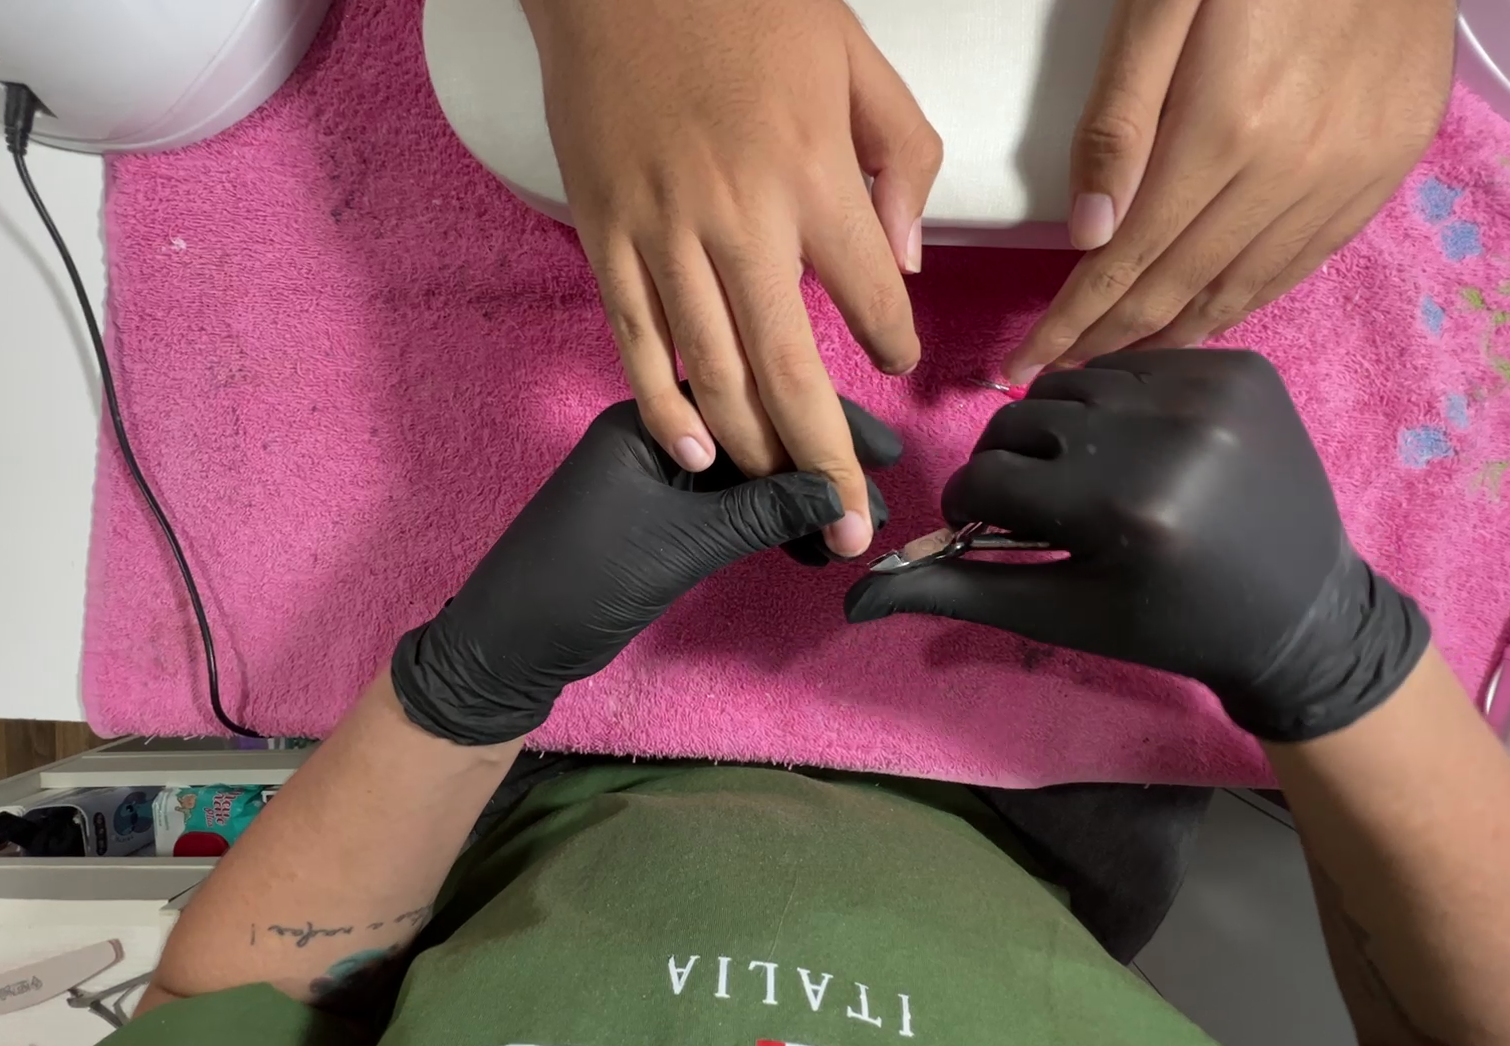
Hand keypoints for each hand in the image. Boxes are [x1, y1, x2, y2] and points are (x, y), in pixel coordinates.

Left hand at [394, 394, 901, 744]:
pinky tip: (805, 545)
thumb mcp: (680, 542)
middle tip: (873, 504)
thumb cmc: (584, 577)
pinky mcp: (663, 519)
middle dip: (816, 473)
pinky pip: (727, 511)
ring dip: (795, 505)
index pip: (753, 402)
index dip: (820, 427)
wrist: (515, 642)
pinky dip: (765, 526)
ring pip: (745, 481)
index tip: (880, 452)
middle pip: (755, 440)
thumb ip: (761, 513)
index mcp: (653, 418)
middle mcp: (660, 436)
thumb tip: (842, 492)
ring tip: (849, 532)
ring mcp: (661, 479)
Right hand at [522, 0, 941, 556]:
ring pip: (716, 375)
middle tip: (848, 528)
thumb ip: (898, 160)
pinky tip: (696, 452)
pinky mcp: (607, 243)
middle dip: (825, 465)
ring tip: (780, 496)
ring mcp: (664, 239)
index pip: (871, 299)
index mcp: (811, 174)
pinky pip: (639, 343)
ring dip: (754, 449)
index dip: (894, 348)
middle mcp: (740, 222)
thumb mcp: (853, 58)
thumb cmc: (739, 6)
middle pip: (791, 373)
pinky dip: (667, 406)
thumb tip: (903, 263)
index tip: (899, 372)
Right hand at [846, 349, 1427, 741]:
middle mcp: (1165, 436)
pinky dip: (1109, 403)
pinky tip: (1132, 446)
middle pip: (1018, 420)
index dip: (970, 502)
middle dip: (1008, 464)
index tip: (989, 524)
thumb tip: (856, 599)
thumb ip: (952, 590)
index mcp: (1119, 509)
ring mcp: (1209, 390)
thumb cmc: (1160, 623)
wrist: (1299, 614)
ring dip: (1054, 430)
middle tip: (1035, 500)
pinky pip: (1125, 365)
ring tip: (1082, 472)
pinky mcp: (1239, 365)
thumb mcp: (1053, 614)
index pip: (985, 476)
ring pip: (1065, 385)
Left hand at [1003, 0, 1456, 384]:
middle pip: (1170, 293)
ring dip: (1167, 338)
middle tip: (1060, 372)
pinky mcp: (1388, 164)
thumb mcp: (1160, 11)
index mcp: (1222, 135)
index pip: (1119, 267)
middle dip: (1103, 343)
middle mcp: (1290, 171)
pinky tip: (1200, 322)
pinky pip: (1298, 266)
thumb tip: (1087, 237)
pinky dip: (1238, 306)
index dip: (1066, 327)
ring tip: (1119, 364)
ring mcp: (1348, 172)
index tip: (1022, 367)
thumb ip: (1118, 125)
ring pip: (1234, 293)